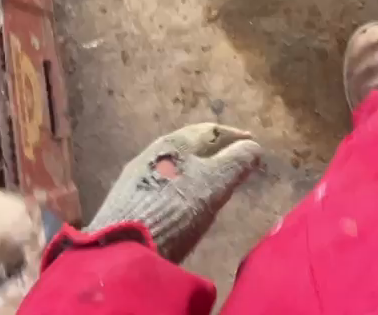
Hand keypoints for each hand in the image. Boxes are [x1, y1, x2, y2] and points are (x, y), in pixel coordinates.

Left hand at [90, 123, 263, 262]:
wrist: (123, 247)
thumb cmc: (177, 207)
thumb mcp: (216, 183)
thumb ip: (237, 160)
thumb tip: (253, 145)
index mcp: (176, 140)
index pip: (211, 130)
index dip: (235, 136)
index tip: (252, 143)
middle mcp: (154, 151)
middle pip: (192, 148)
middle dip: (215, 154)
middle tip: (234, 163)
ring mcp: (136, 176)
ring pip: (175, 167)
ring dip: (196, 172)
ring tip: (212, 184)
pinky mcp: (125, 201)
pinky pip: (161, 186)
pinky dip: (180, 188)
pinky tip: (183, 203)